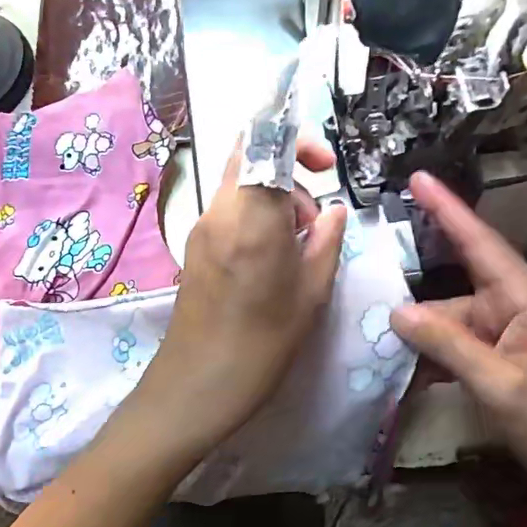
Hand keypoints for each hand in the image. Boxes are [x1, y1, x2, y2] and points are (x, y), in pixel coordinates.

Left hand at [138, 138, 346, 445]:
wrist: (194, 387)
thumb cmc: (261, 346)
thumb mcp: (310, 296)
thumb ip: (325, 243)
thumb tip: (333, 211)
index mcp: (251, 216)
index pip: (265, 142)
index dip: (297, 140)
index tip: (325, 167)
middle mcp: (219, 212)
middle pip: (248, 158)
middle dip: (288, 172)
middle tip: (312, 219)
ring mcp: (199, 229)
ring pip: (238, 185)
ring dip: (272, 198)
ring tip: (296, 246)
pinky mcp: (192, 248)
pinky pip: (227, 212)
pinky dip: (253, 217)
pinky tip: (269, 260)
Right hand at [389, 172, 526, 526]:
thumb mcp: (500, 387)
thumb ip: (447, 345)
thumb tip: (397, 310)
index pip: (480, 244)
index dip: (447, 209)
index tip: (418, 177)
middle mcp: (518, 310)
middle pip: (452, 298)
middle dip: (414, 313)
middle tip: (368, 323)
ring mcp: (514, 339)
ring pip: (452, 328)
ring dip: (423, 346)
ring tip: (382, 362)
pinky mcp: (509, 365)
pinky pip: (463, 352)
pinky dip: (437, 363)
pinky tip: (408, 378)